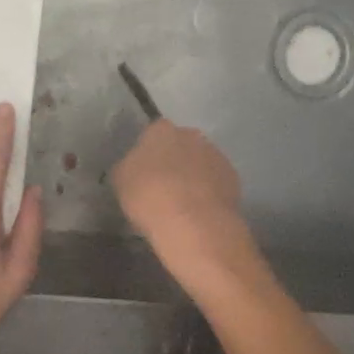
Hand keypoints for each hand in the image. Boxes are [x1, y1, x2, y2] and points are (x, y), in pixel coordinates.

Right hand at [112, 120, 249, 276]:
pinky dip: (209, 191)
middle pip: (180, 144)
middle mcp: (191, 135)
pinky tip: (201, 211)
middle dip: (174, 160)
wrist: (194, 223)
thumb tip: (134, 165)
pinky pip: (216, 181)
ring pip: (201, 162)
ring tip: (184, 203)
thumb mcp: (121, 180)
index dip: (148, 153)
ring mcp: (216, 154)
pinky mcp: (233, 177)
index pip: (153, 133)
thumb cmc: (149, 197)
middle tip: (164, 187)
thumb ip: (128, 165)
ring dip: (194, 175)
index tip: (144, 172)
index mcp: (161, 130)